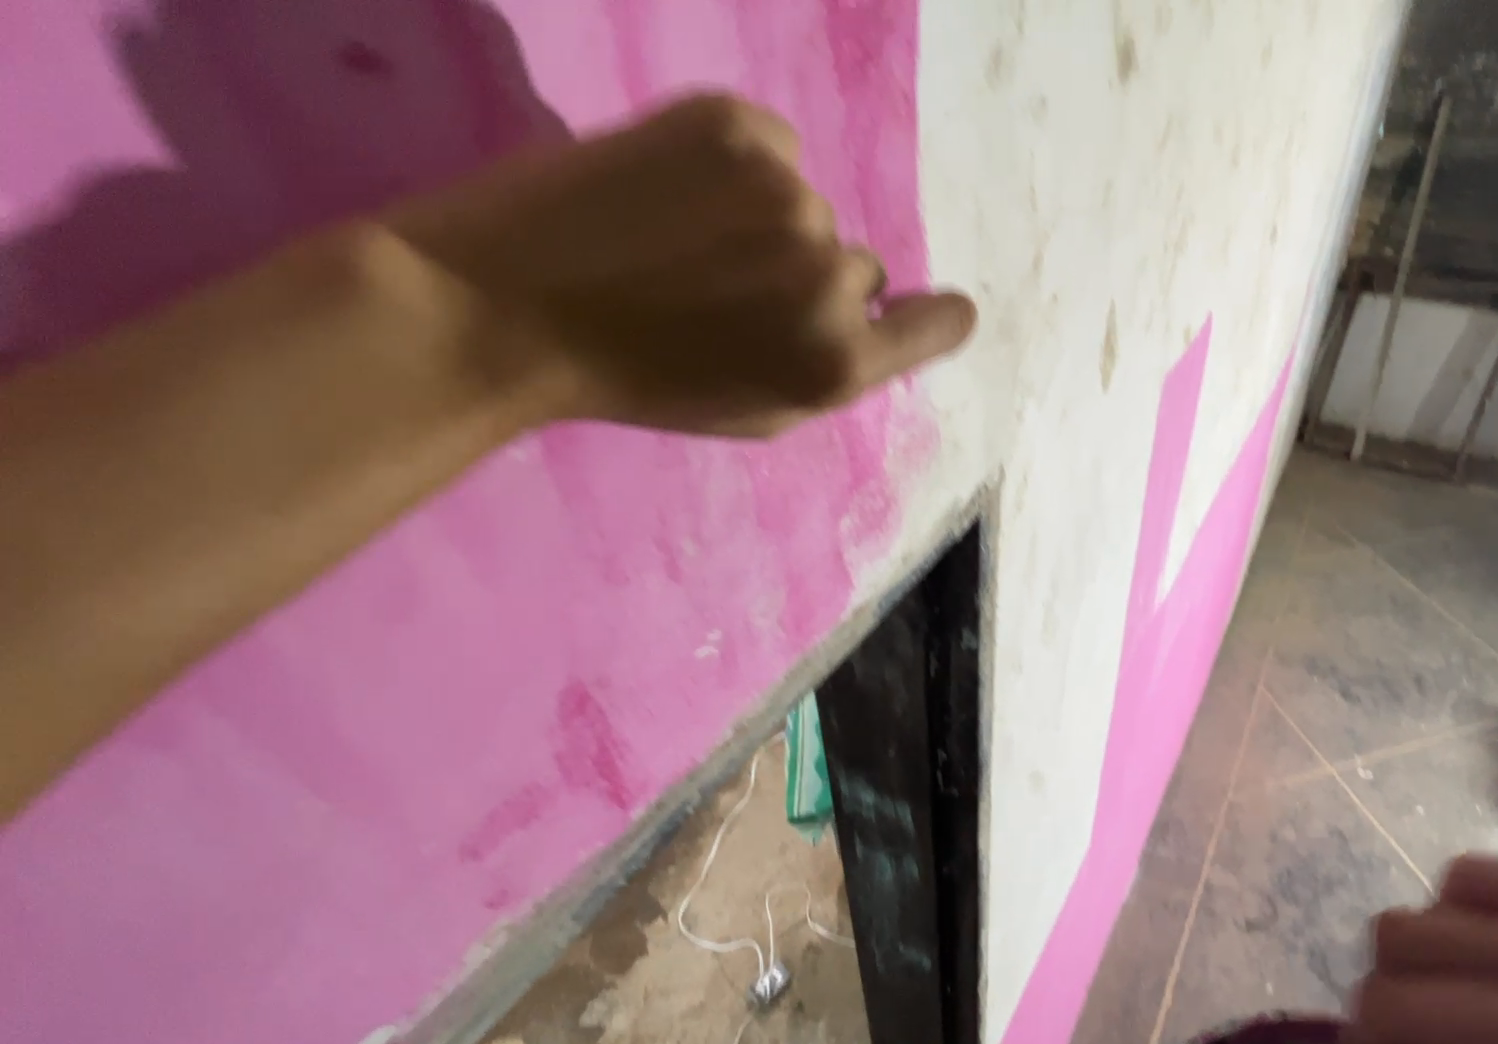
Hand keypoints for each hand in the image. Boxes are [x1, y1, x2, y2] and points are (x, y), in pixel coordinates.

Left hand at [388, 93, 975, 436]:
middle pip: (859, 266)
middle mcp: (829, 277)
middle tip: (726, 289)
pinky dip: (737, 167)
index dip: (933, 315)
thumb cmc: (636, 380)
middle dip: (810, 279)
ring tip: (681, 241)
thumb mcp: (754, 410)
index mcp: (834, 364)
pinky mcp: (735, 124)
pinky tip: (672, 192)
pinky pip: (772, 148)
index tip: (925, 311)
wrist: (502, 307)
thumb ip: (832, 370)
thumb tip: (876, 315)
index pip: (941, 322)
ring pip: (808, 207)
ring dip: (766, 223)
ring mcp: (787, 193)